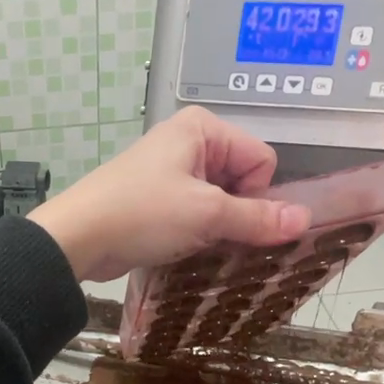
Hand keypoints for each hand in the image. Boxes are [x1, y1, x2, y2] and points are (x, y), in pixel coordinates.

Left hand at [26, 107, 312, 282]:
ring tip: (199, 249)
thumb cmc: (142, 214)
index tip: (234, 220)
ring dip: (217, 230)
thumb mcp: (205, 215)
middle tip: (218, 240)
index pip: (260, 159)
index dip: (257, 195)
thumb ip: (256, 219)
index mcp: (203, 129)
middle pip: (241, 181)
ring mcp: (171, 175)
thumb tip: (304, 220)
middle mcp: (188, 144)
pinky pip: (195, 218)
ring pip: (219, 204)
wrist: (78, 238)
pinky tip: (186, 254)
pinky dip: (197, 237)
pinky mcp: (156, 204)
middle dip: (238, 214)